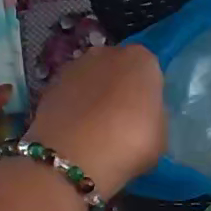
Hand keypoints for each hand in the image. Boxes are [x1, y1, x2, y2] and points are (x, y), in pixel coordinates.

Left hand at [25, 44, 166, 194]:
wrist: (74, 157)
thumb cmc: (130, 143)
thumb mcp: (161, 136)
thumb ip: (154, 117)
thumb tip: (144, 115)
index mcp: (141, 59)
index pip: (149, 71)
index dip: (147, 94)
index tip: (145, 116)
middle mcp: (107, 53)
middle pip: (118, 70)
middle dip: (118, 90)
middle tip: (120, 123)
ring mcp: (74, 67)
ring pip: (91, 81)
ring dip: (93, 99)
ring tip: (94, 132)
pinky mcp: (49, 85)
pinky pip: (70, 96)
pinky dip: (73, 109)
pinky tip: (75, 134)